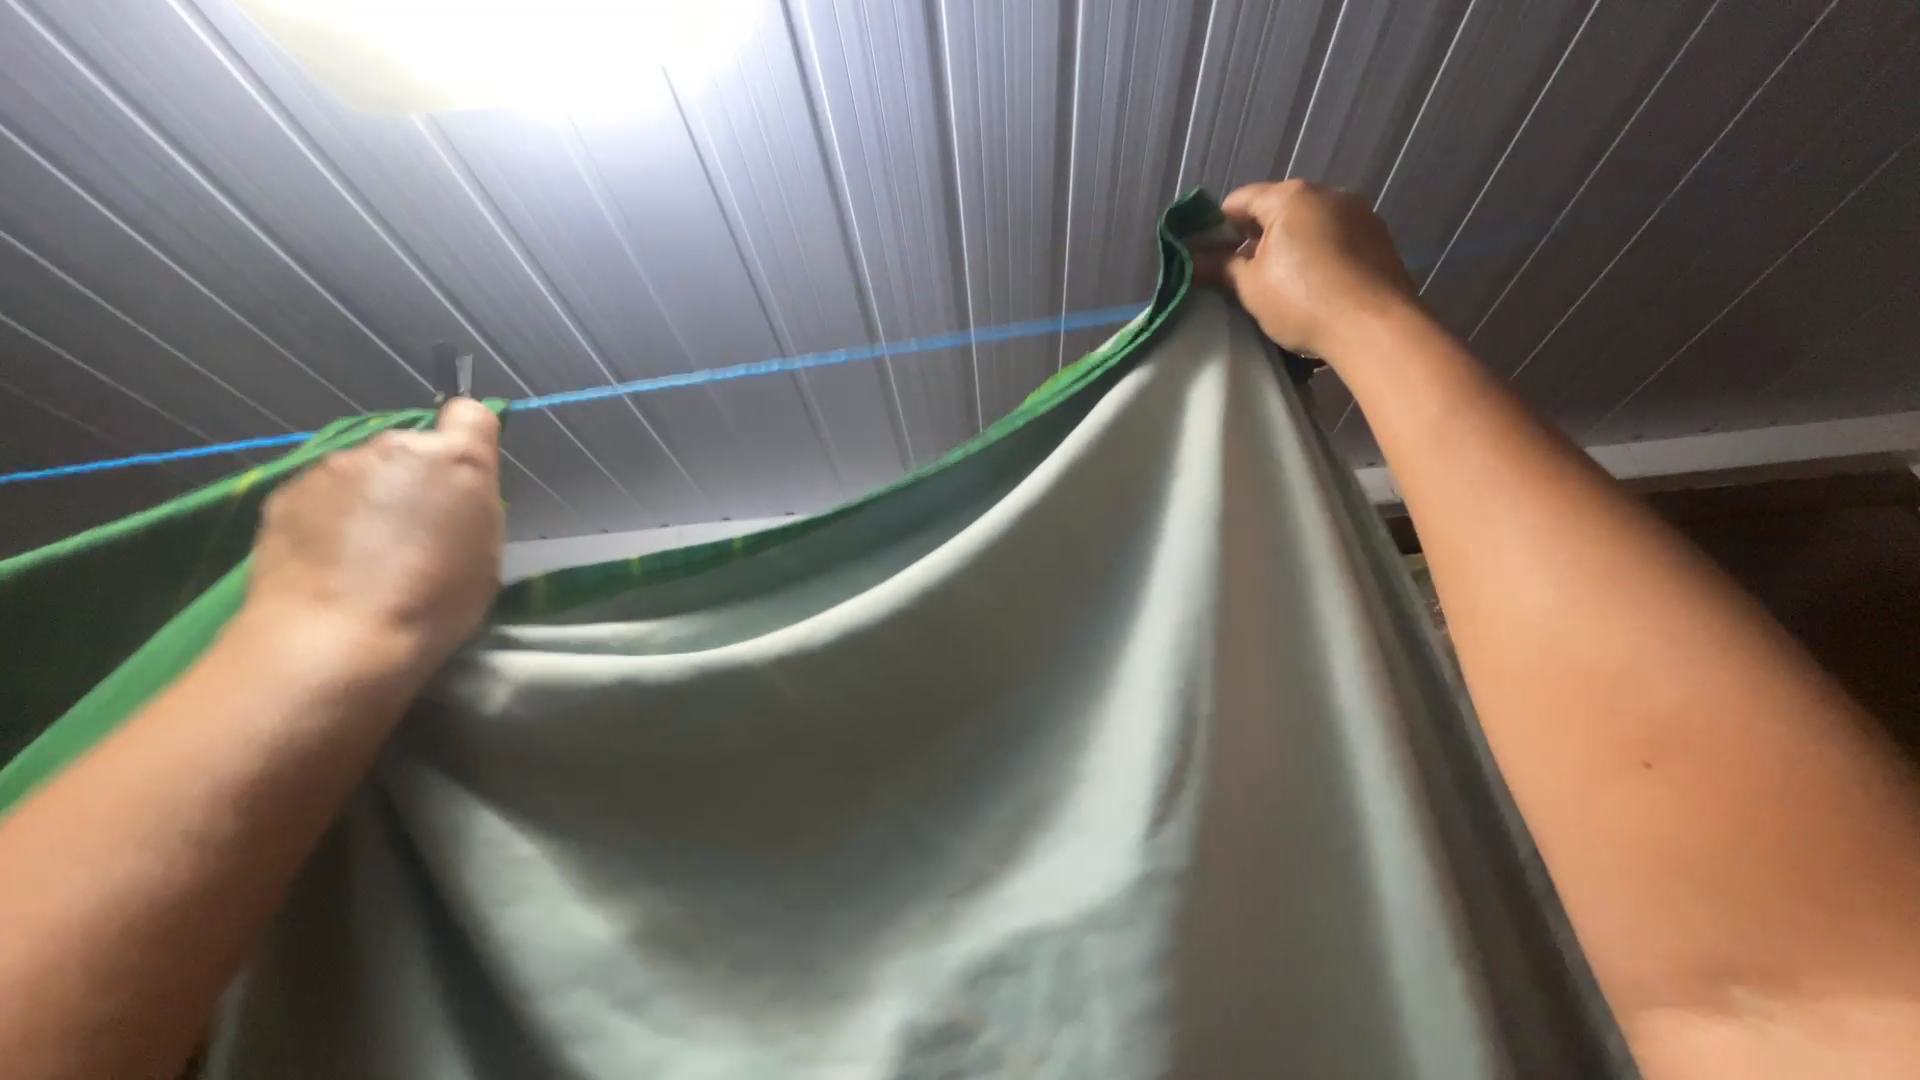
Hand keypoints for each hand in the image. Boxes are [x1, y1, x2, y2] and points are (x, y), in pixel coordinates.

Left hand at [240, 399, 503, 686]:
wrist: (337, 637)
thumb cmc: (436, 600)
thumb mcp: (485, 550)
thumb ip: (470, 504)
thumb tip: (450, 491)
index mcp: (455, 460)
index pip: (470, 413)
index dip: (470, 437)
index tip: (465, 473)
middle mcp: (393, 447)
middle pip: (412, 448)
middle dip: (415, 478)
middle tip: (414, 532)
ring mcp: (334, 467)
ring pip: (365, 472)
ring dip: (371, 497)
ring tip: (365, 553)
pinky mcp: (286, 492)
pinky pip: (322, 495)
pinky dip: (331, 517)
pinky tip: (330, 561)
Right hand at [1197, 180, 1418, 360]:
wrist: (1375, 327)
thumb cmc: (1302, 301)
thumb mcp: (1250, 287)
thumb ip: (1220, 267)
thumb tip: (1191, 259)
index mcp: (1291, 197)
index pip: (1240, 200)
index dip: (1217, 225)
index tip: (1207, 255)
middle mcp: (1328, 194)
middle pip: (1277, 208)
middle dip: (1254, 237)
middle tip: (1240, 274)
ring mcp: (1359, 214)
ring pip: (1309, 223)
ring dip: (1288, 246)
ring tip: (1277, 283)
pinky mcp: (1379, 239)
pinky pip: (1335, 238)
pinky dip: (1317, 254)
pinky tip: (1313, 286)